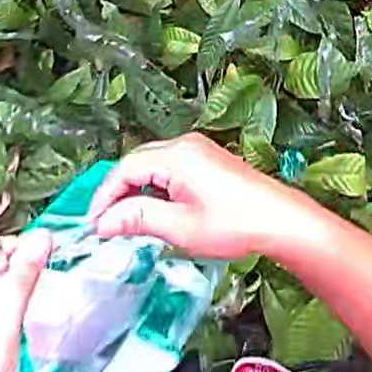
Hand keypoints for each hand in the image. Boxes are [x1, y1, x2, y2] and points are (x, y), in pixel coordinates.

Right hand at [88, 133, 326, 260]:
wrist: (278, 219)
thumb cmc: (233, 224)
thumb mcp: (180, 227)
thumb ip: (140, 219)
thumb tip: (105, 221)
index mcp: (176, 155)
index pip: (126, 168)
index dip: (105, 196)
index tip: (94, 223)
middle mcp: (183, 143)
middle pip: (136, 161)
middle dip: (117, 191)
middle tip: (105, 224)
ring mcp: (195, 148)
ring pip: (151, 161)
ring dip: (135, 187)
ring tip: (125, 220)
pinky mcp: (204, 156)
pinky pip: (167, 164)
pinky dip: (153, 184)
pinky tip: (152, 207)